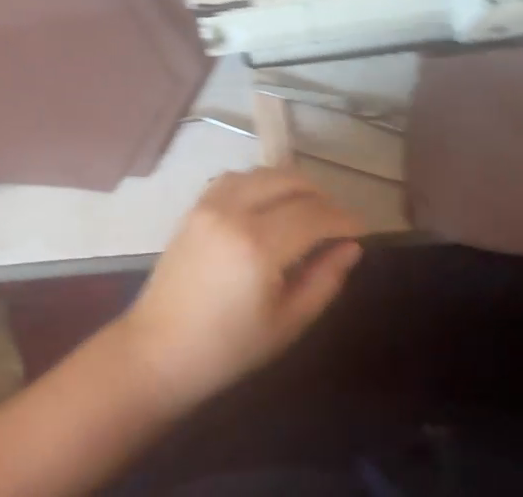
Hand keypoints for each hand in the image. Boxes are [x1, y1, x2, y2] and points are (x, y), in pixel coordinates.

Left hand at [114, 168, 364, 408]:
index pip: (315, 214)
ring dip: (291, 184)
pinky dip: (259, 183)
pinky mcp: (194, 207)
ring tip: (308, 210)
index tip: (363, 230)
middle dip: (321, 196)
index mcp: (259, 245)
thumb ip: (324, 279)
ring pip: (262, 173)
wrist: (159, 350)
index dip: (344, 218)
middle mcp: (233, 212)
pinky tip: (270, 204)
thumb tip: (351, 247)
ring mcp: (209, 205)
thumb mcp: (288, 323)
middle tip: (337, 221)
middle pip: (289, 181)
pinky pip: (234, 179)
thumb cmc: (228, 348)